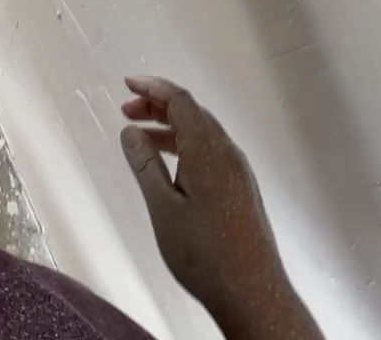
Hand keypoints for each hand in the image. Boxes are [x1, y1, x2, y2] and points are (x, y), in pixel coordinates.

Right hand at [120, 77, 306, 330]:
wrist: (253, 295)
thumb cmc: (203, 252)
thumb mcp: (163, 207)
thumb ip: (145, 164)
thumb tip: (130, 130)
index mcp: (207, 149)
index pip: (180, 100)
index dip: (153, 87)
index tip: (127, 84)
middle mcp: (227, 152)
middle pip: (192, 112)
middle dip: (157, 105)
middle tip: (126, 111)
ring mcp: (238, 170)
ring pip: (201, 132)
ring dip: (170, 127)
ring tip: (141, 137)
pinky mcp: (241, 189)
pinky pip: (210, 150)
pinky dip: (185, 145)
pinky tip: (170, 164)